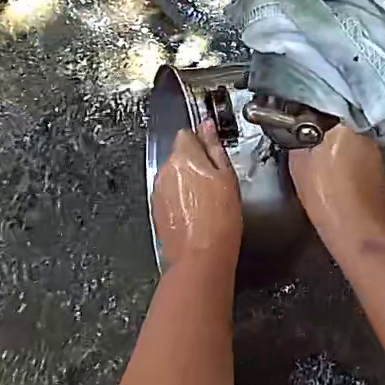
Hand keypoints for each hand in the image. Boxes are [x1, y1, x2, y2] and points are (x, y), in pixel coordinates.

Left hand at [151, 122, 241, 268]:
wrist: (200, 257)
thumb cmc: (220, 220)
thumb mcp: (227, 177)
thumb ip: (215, 147)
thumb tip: (208, 126)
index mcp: (184, 157)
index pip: (187, 133)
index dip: (203, 142)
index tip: (214, 154)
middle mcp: (166, 170)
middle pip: (180, 155)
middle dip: (196, 163)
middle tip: (216, 182)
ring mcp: (159, 190)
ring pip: (175, 175)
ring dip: (188, 181)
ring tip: (208, 201)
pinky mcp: (157, 208)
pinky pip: (170, 193)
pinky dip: (181, 198)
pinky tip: (196, 212)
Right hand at [287, 126, 384, 242]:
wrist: (356, 230)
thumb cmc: (327, 197)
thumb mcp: (299, 165)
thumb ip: (298, 141)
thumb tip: (298, 133)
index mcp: (343, 127)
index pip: (323, 113)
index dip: (311, 124)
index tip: (302, 134)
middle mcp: (364, 135)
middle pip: (339, 129)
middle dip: (326, 140)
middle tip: (312, 157)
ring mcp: (376, 154)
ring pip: (350, 146)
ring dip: (339, 155)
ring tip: (325, 175)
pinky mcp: (381, 172)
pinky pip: (360, 163)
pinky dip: (350, 170)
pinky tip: (339, 186)